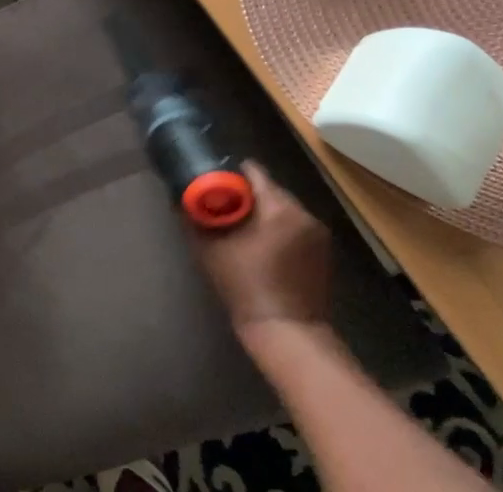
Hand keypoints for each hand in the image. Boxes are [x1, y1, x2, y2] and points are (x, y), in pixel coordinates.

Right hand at [190, 162, 332, 335]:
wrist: (285, 329)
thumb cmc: (244, 284)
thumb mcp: (208, 248)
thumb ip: (194, 217)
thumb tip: (180, 198)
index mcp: (280, 209)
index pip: (254, 172)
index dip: (229, 174)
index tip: (212, 183)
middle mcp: (305, 215)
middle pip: (270, 190)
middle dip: (245, 195)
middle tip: (220, 206)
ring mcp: (318, 235)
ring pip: (282, 209)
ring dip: (261, 212)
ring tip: (238, 226)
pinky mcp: (323, 252)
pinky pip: (294, 226)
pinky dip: (276, 228)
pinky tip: (259, 244)